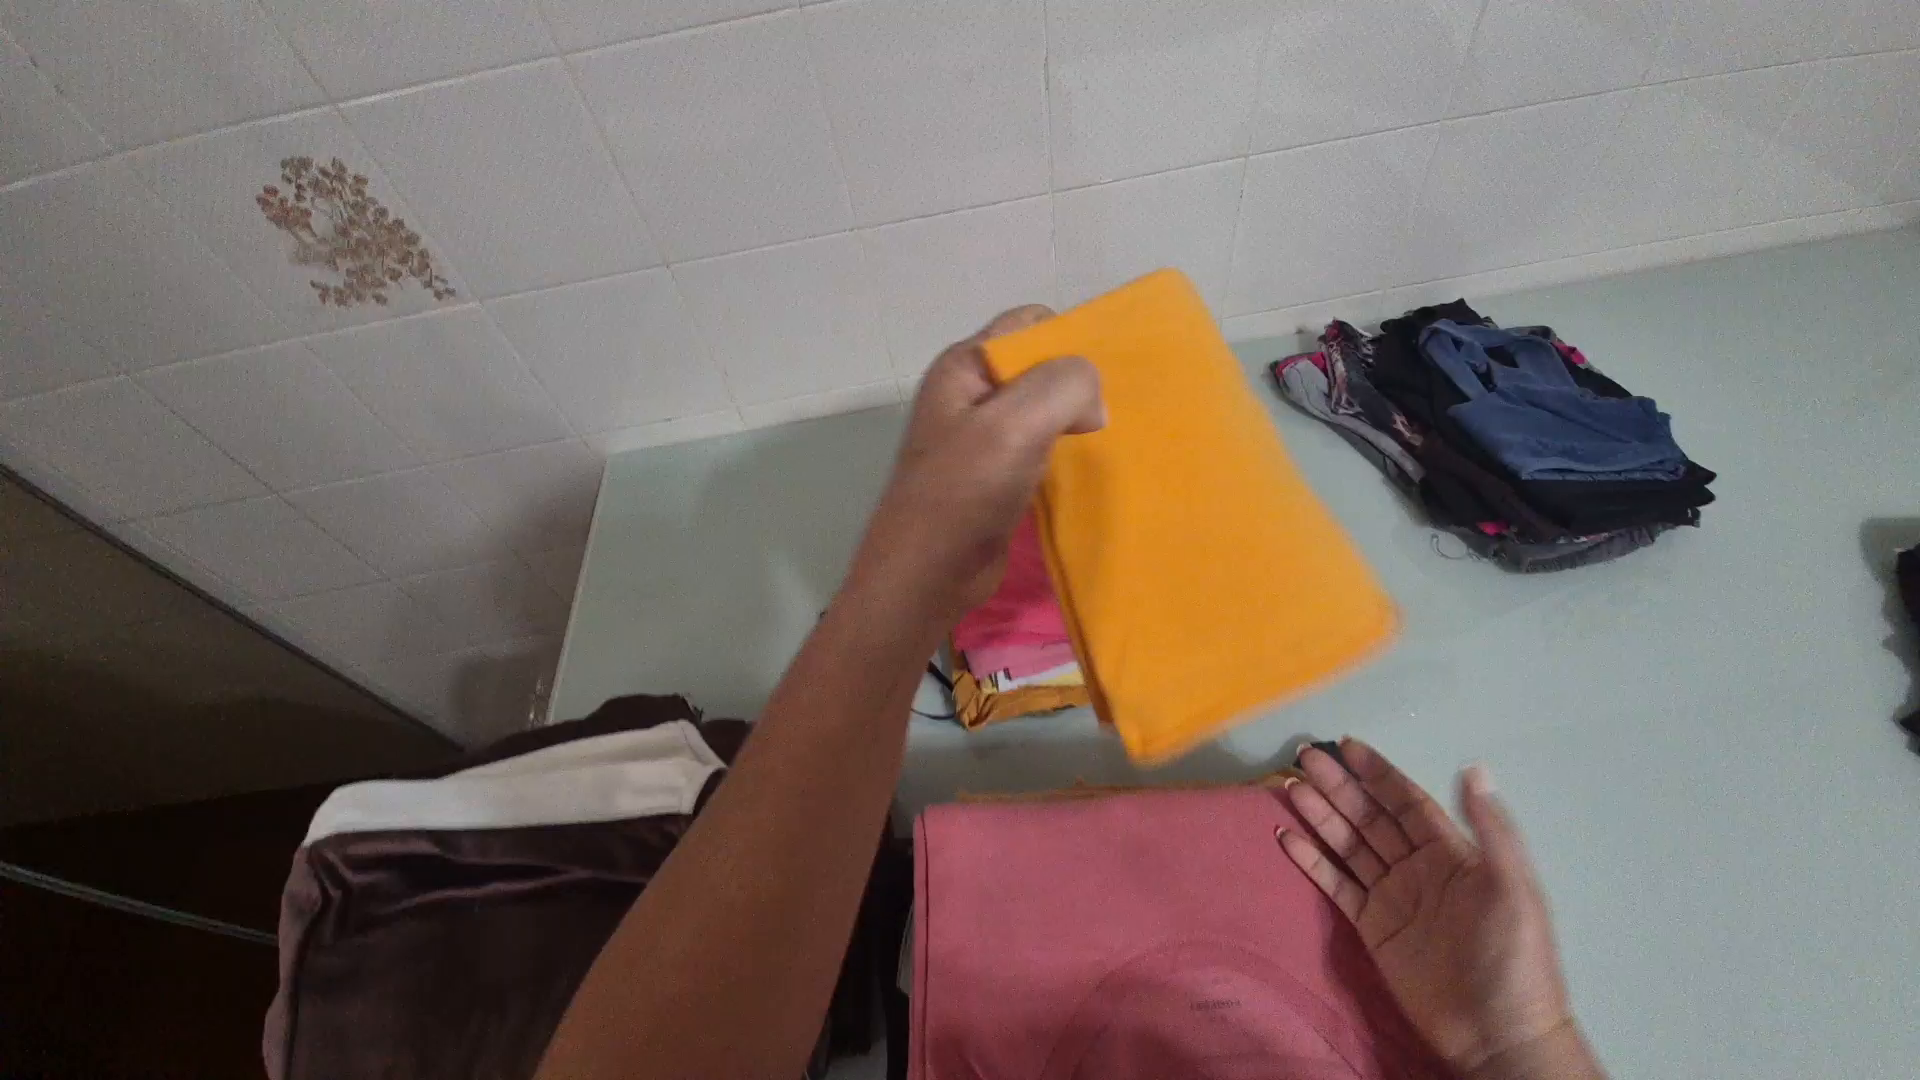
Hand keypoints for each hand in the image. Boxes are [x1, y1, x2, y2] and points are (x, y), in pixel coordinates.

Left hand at [845, 306, 1102, 624]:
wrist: (927, 573)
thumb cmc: (964, 492)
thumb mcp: (1015, 424)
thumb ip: (1063, 386)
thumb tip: (1093, 402)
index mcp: (964, 366)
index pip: (1029, 324)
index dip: (1069, 340)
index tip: (1102, 378)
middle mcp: (969, 394)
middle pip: (1039, 368)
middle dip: (1077, 385)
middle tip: (1111, 414)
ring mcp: (979, 438)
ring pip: (1041, 412)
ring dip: (1073, 423)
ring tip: (1106, 442)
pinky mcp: (993, 476)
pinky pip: (1038, 449)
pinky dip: (1062, 455)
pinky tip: (1084, 471)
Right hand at [1277, 741, 1593, 1077]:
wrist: (1499, 1037)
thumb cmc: (1513, 958)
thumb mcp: (1514, 890)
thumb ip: (1491, 830)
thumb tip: (1474, 768)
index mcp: (1451, 854)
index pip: (1406, 802)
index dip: (1378, 773)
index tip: (1346, 745)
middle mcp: (1417, 868)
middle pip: (1370, 817)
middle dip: (1339, 786)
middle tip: (1304, 758)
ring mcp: (1392, 896)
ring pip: (1348, 844)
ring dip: (1320, 815)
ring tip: (1291, 787)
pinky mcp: (1372, 926)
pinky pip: (1335, 884)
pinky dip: (1311, 859)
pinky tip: (1287, 836)